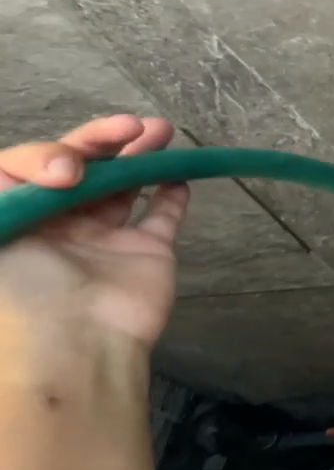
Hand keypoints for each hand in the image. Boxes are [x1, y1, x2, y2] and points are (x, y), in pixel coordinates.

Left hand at [0, 115, 190, 351]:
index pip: (22, 168)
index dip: (46, 155)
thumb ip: (9, 192)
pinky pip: (161, 216)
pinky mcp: (146, 250)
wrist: (70, 344)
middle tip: (132, 126)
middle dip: (101, 140)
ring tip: (162, 131)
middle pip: (78, 169)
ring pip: (122, 184)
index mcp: (9, 220)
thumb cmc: (16, 292)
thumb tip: (64, 168)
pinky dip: (173, 192)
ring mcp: (100, 238)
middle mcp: (49, 225)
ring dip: (141, 155)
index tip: (69, 170)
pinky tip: (180, 175)